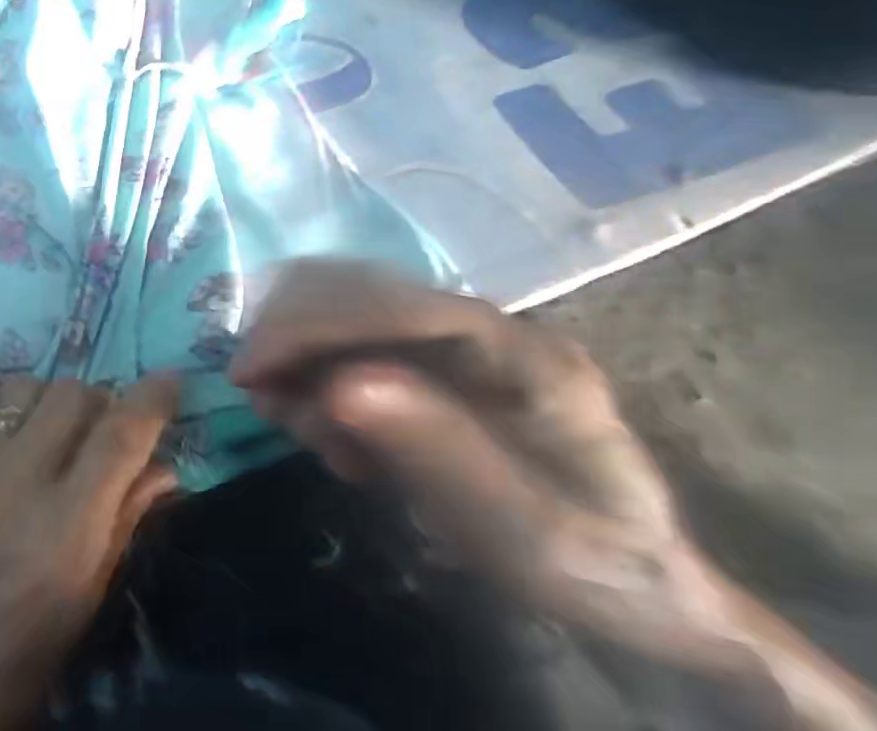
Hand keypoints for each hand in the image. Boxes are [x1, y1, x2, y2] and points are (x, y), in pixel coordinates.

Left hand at [0, 373, 179, 730]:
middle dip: (97, 403)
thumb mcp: (93, 588)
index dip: (150, 400)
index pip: (119, 437)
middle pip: (72, 395)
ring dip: (45, 399)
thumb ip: (128, 516)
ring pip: (21, 385)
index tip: (167, 382)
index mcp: (67, 521)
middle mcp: (17, 477)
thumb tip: (165, 464)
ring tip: (44, 429)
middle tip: (95, 430)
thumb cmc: (30, 634)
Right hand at [228, 260, 876, 730]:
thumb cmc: (586, 563)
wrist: (629, 584)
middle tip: (260, 397)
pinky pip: (343, 341)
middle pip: (354, 292)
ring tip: (295, 420)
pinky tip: (323, 424)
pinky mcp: (426, 358)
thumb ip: (435, 450)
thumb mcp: (522, 528)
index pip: (393, 306)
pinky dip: (310, 374)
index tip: (247, 371)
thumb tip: (338, 386)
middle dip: (290, 340)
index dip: (308, 328)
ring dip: (296, 358)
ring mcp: (451, 338)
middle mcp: (482, 326)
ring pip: (337, 310)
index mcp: (522, 353)